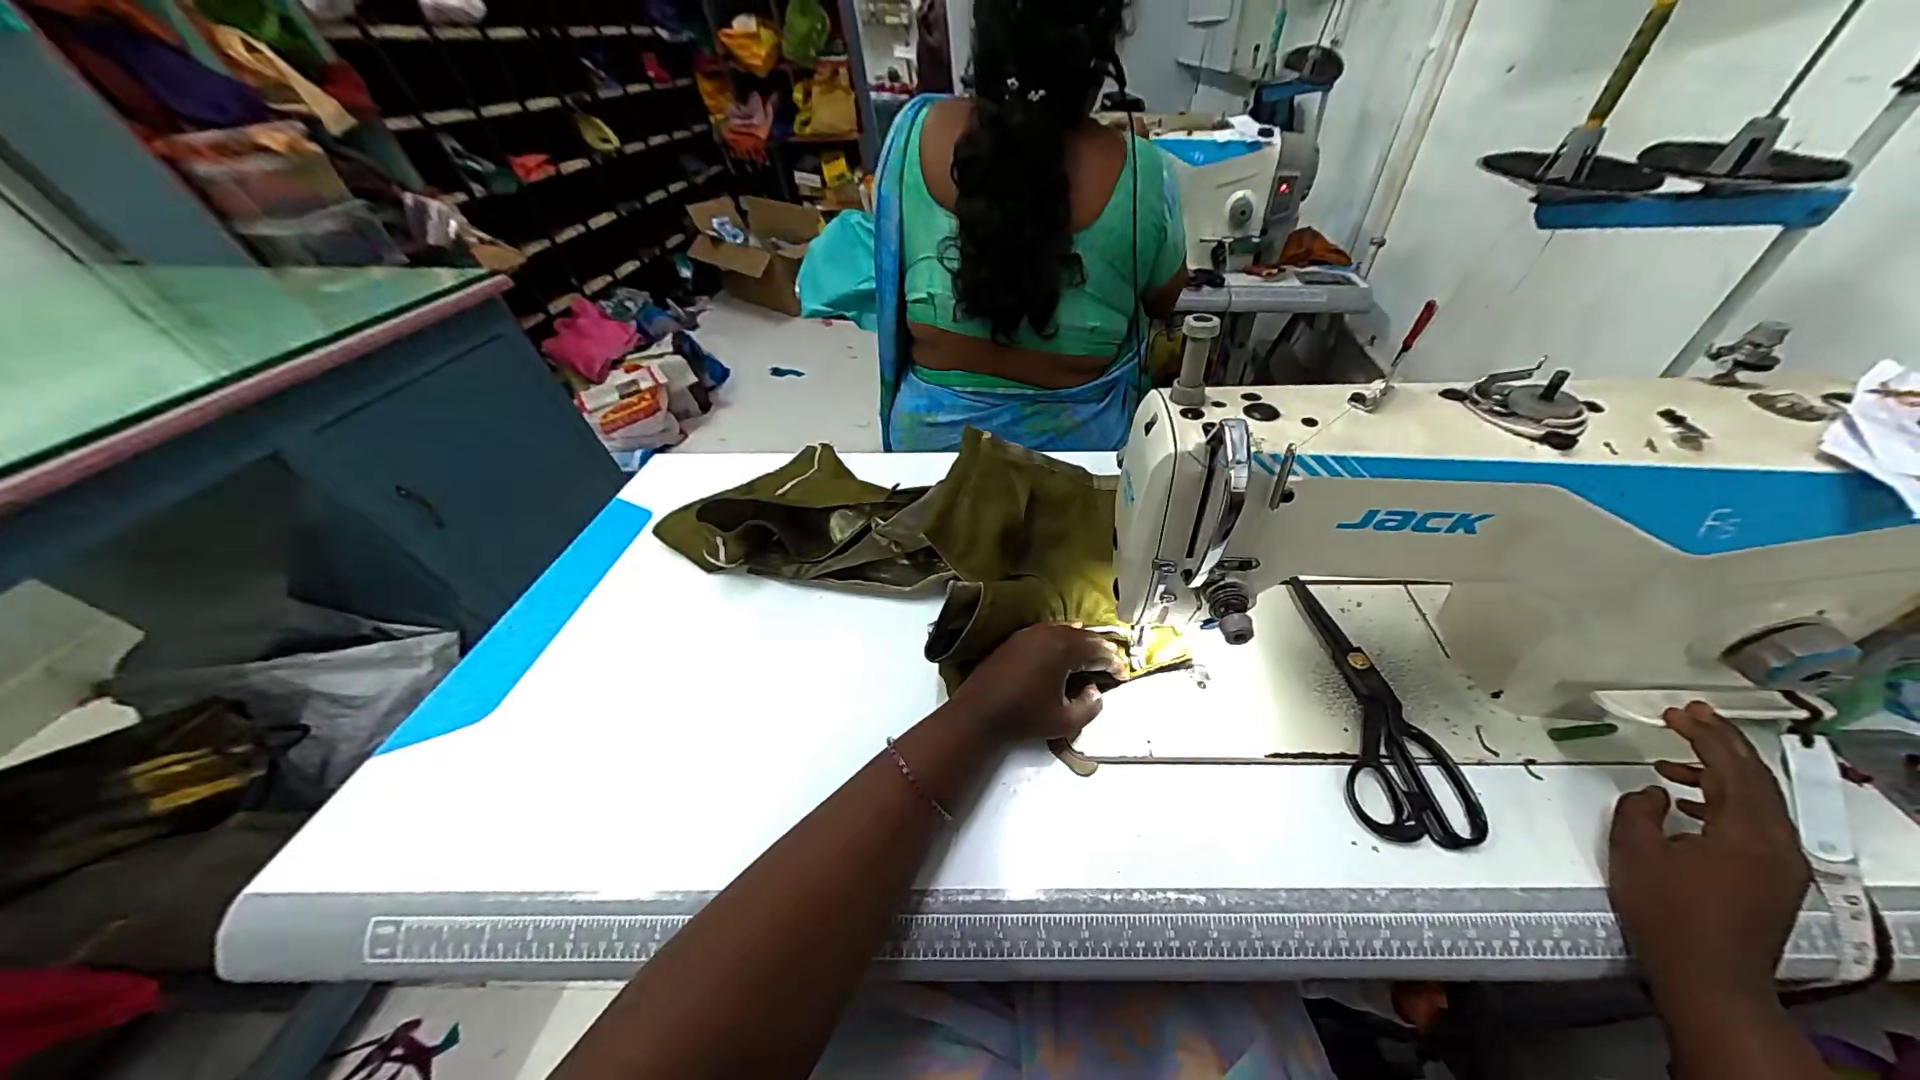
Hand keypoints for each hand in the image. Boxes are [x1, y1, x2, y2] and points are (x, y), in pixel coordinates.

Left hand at [946, 624, 1125, 742]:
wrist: (978, 714)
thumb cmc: (1023, 718)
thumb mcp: (1065, 721)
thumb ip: (1090, 706)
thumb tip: (1095, 691)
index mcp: (1063, 648)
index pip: (1098, 650)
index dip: (1114, 663)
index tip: (1123, 676)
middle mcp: (1047, 633)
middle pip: (1083, 636)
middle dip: (1100, 651)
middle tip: (1112, 667)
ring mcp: (1028, 633)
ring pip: (1064, 631)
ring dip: (1081, 643)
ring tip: (1091, 659)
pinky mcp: (1015, 639)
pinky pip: (1046, 633)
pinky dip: (1061, 640)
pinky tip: (1063, 649)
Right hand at [1607, 702, 1810, 1006]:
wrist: (1709, 975)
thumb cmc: (1666, 910)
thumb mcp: (1636, 852)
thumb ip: (1639, 810)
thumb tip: (1654, 792)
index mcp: (1746, 832)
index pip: (1732, 769)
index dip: (1706, 735)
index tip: (1680, 711)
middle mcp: (1776, 843)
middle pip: (1755, 781)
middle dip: (1721, 745)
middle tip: (1688, 715)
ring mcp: (1780, 863)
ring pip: (1755, 802)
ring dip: (1718, 774)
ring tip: (1673, 760)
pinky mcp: (1771, 877)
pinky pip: (1753, 823)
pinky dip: (1722, 802)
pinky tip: (1686, 802)